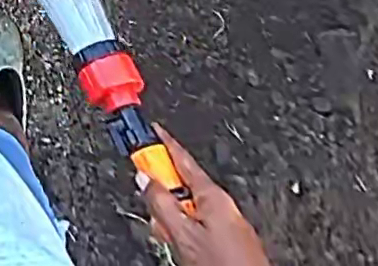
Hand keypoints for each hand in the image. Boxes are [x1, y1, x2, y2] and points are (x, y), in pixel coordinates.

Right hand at [138, 125, 270, 265]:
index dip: (162, 141)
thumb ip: (161, 204)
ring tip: (167, 234)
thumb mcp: (183, 235)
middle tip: (150, 200)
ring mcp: (230, 223)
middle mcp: (223, 204)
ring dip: (174, 215)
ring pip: (192, 207)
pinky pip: (203, 223)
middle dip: (164, 189)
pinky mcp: (233, 242)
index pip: (181, 157)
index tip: (148, 130)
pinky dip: (187, 228)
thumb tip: (144, 178)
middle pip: (185, 183)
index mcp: (213, 194)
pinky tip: (183, 246)